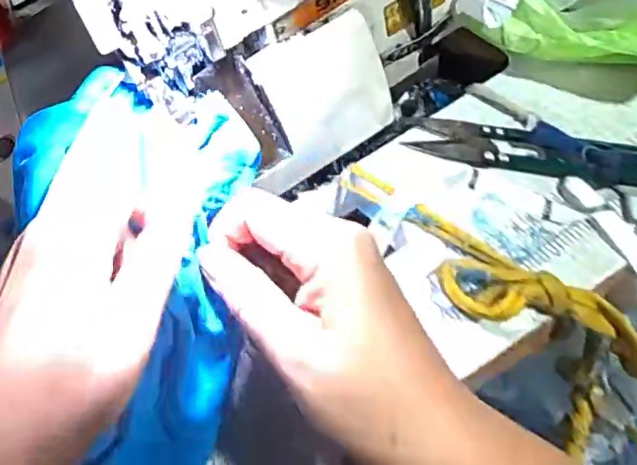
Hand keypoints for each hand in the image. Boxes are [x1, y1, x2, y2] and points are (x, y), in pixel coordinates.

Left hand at [0, 96, 206, 464]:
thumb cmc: (65, 389)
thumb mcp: (130, 322)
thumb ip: (160, 244)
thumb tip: (185, 180)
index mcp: (75, 226)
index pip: (118, 150)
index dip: (147, 124)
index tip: (175, 109)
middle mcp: (48, 222)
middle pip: (93, 157)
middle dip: (125, 130)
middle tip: (163, 121)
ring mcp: (29, 245)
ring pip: (79, 183)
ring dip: (112, 161)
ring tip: (147, 158)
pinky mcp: (23, 268)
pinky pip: (68, 209)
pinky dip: (97, 194)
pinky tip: (116, 218)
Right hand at [197, 190, 562, 464]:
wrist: (431, 429)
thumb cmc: (364, 397)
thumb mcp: (295, 352)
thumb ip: (246, 295)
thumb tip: (205, 253)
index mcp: (330, 242)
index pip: (253, 206)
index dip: (220, 234)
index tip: (206, 279)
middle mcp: (341, 231)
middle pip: (268, 218)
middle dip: (236, 251)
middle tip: (221, 301)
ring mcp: (350, 249)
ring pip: (282, 237)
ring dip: (255, 267)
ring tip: (245, 312)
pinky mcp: (352, 269)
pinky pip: (301, 256)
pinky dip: (278, 278)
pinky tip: (274, 313)